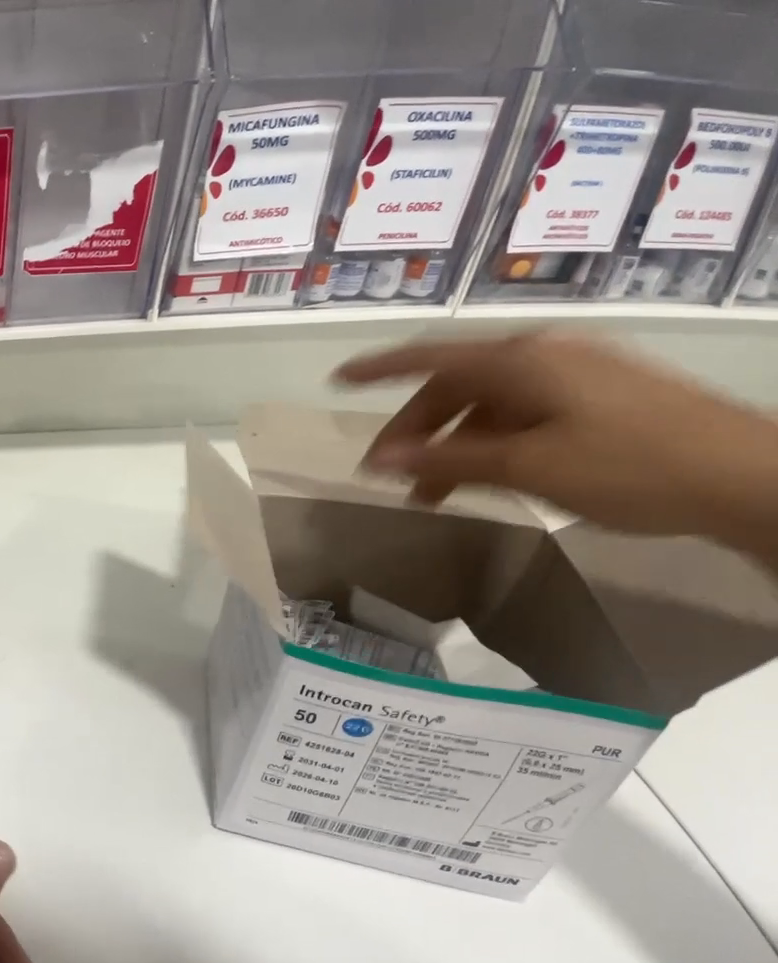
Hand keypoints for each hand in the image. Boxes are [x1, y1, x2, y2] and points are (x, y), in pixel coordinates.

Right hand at [333, 331, 777, 561]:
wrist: (752, 479)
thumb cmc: (630, 465)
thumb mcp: (527, 466)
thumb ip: (448, 460)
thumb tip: (382, 458)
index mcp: (522, 361)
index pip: (430, 358)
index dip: (379, 369)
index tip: (337, 380)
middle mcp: (545, 357)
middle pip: (456, 386)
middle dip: (416, 429)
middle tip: (387, 474)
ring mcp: (577, 375)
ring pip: (489, 405)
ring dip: (452, 444)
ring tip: (434, 494)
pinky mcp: (602, 398)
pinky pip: (522, 413)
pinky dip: (491, 442)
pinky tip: (488, 476)